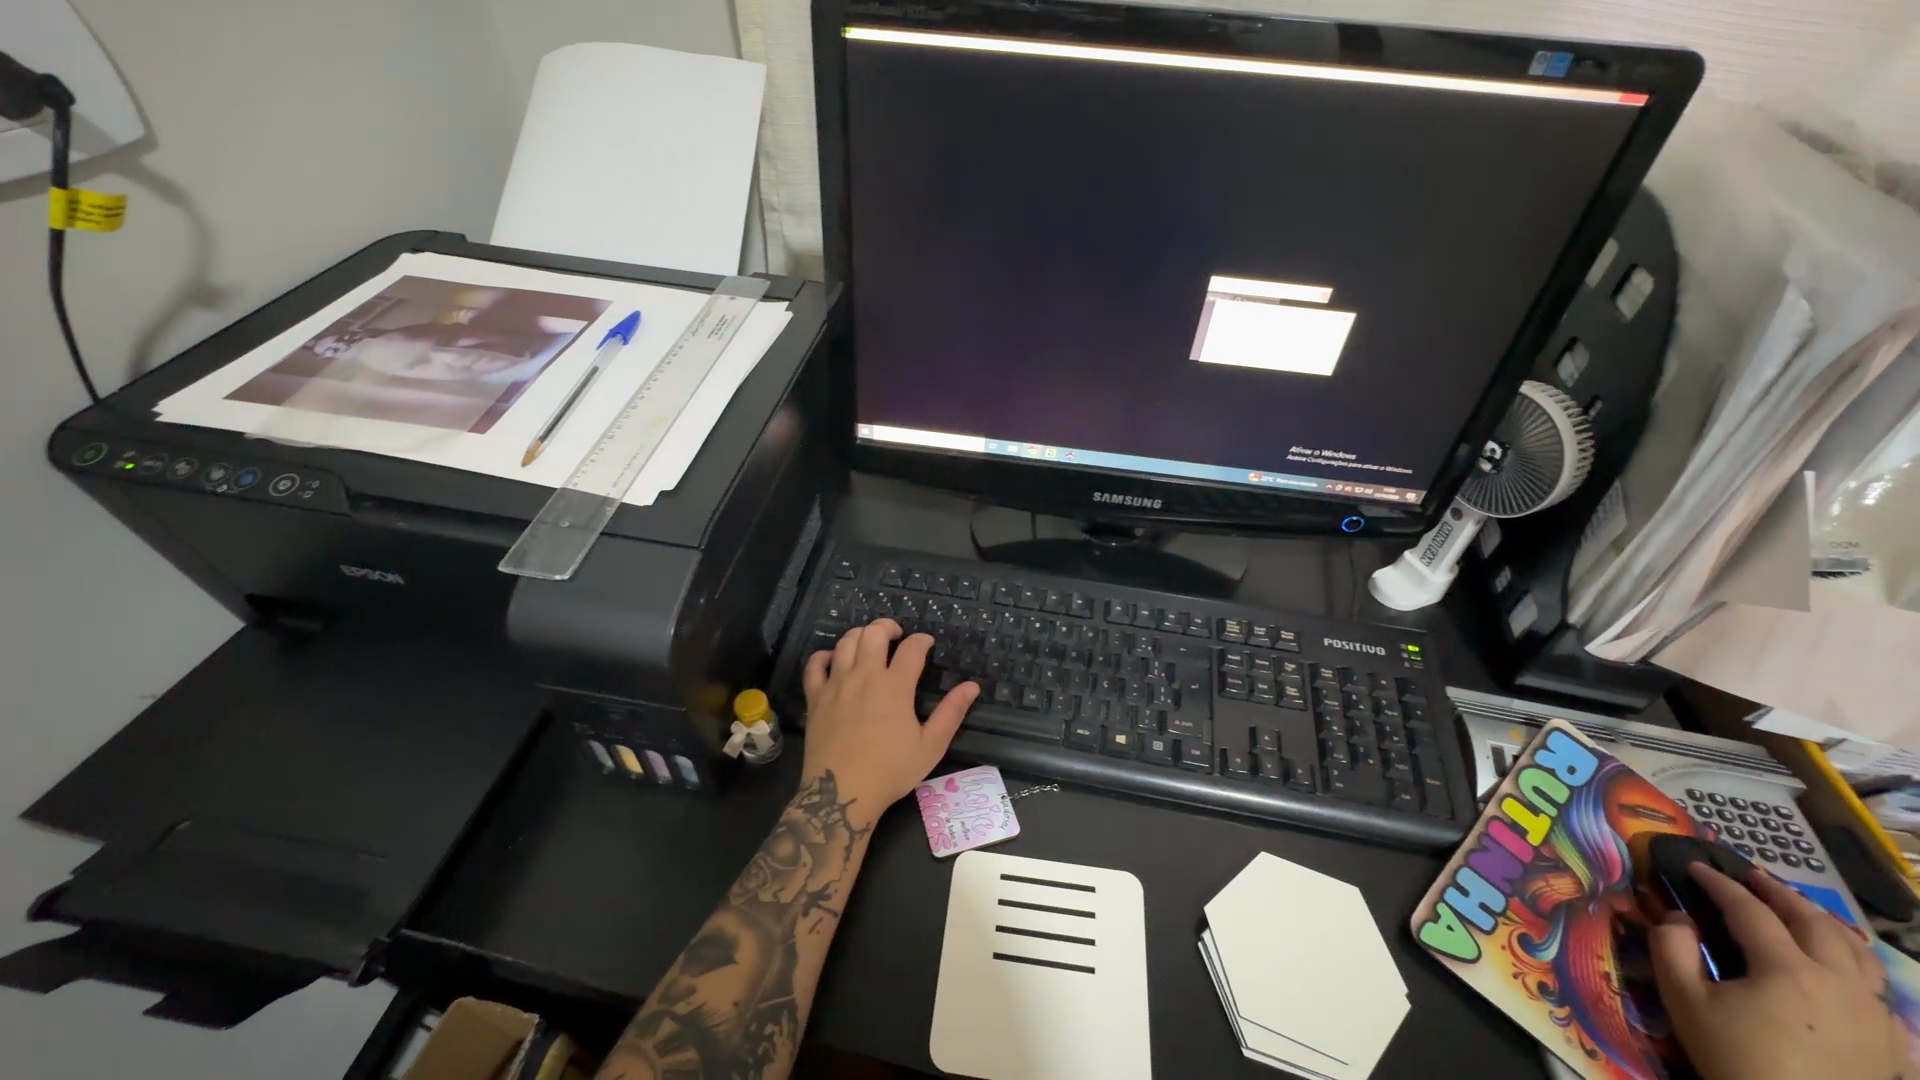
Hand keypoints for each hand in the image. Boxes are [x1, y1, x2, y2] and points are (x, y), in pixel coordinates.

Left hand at [800, 618, 979, 823]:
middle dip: (888, 626)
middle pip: (874, 633)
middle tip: (896, 635)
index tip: (927, 643)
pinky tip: (833, 660)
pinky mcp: (815, 697)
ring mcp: (836, 685)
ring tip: (869, 642)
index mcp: (895, 687)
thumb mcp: (931, 746)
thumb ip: (952, 713)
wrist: (842, 791)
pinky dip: (824, 655)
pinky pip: (815, 665)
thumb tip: (972, 686)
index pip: (911, 648)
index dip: (922, 640)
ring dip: (860, 635)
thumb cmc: (891, 770)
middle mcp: (864, 677)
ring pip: (845, 642)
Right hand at [1650, 863, 1912, 1079]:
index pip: (1750, 910)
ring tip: (1801, 910)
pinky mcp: (1894, 1043)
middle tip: (1751, 875)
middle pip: (1813, 921)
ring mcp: (1876, 1014)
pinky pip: (1880, 990)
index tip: (1696, 867)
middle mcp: (1840, 981)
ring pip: (1858, 952)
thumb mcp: (1684, 1003)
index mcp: (1787, 969)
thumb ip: (1672, 948)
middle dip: (1778, 892)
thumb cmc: (1736, 1061)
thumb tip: (1678, 917)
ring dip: (1824, 921)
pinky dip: (1856, 964)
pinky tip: (1842, 968)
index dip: (1720, 883)